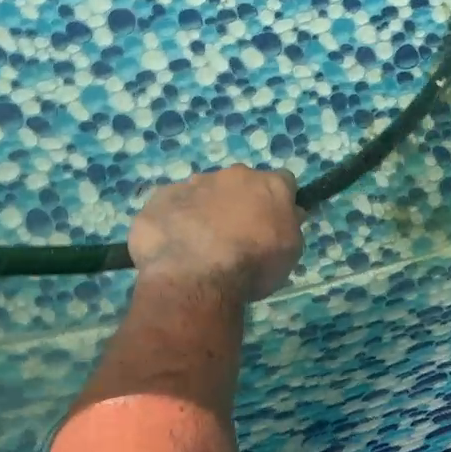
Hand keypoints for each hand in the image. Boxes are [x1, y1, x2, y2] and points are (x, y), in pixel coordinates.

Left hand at [126, 166, 304, 302]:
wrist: (196, 276)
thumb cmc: (253, 266)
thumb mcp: (290, 251)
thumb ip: (290, 224)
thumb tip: (289, 212)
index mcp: (269, 184)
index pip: (283, 181)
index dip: (280, 200)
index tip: (275, 221)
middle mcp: (232, 175)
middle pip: (241, 183)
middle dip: (239, 202)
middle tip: (236, 236)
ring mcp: (193, 183)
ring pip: (204, 191)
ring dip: (206, 209)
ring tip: (200, 245)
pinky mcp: (159, 198)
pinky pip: (172, 205)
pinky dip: (175, 220)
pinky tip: (175, 245)